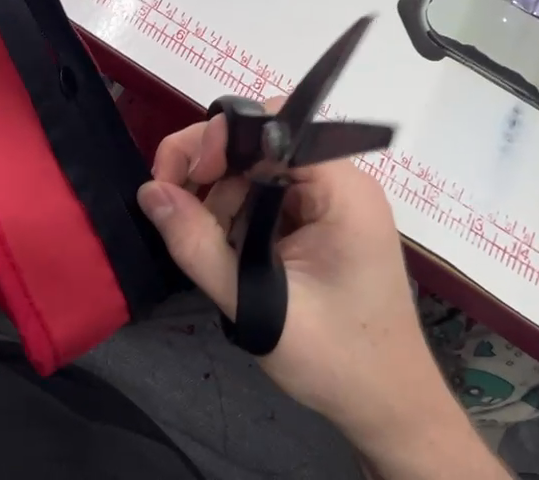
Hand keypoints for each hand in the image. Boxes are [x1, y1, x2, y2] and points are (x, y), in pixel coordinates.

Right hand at [137, 106, 489, 472]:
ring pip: (249, 167)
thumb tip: (148, 191)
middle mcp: (336, 184)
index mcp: (341, 191)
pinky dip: (229, 213)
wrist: (390, 412)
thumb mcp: (258, 306)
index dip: (221, 139)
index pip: (273, 125)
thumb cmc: (339, 361)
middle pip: (254, 142)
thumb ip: (197, 246)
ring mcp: (325, 202)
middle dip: (206, 169)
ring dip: (214, 196)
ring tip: (204, 243)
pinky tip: (223, 248)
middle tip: (174, 210)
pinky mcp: (313, 221)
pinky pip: (258, 193)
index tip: (186, 179)